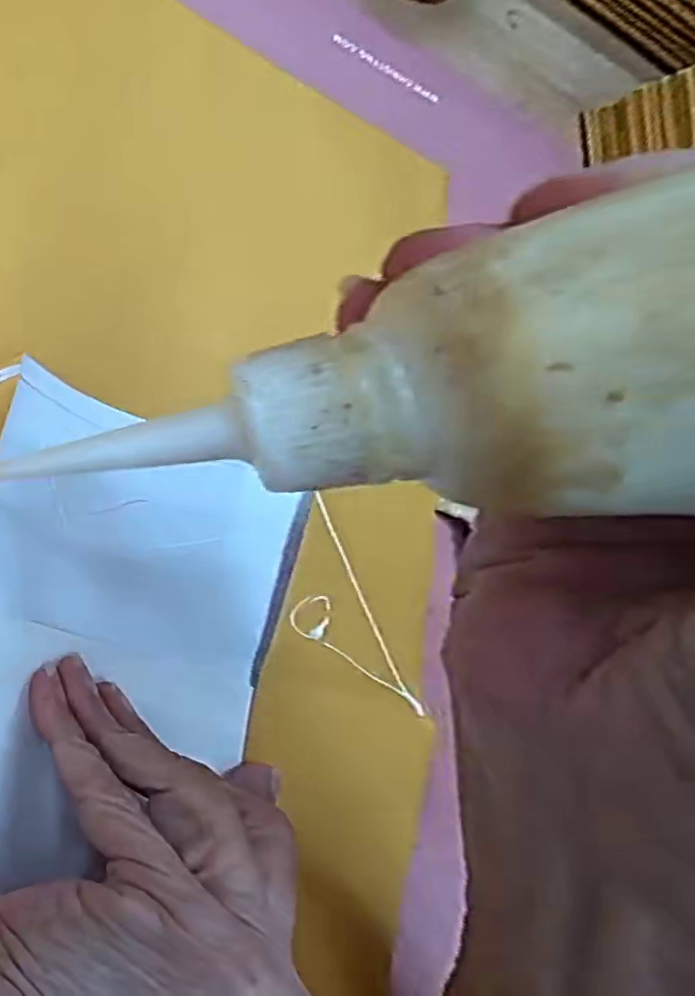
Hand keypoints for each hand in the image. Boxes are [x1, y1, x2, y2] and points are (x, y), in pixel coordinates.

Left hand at [0, 654, 306, 995]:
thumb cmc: (63, 980)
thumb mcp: (145, 938)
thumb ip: (171, 885)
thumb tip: (205, 819)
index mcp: (252, 963)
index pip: (267, 862)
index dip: (248, 803)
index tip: (249, 770)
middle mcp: (251, 956)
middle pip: (226, 820)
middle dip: (161, 745)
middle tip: (110, 694)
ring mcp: (211, 935)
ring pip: (170, 794)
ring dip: (111, 724)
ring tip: (72, 682)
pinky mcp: (153, 908)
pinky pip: (105, 797)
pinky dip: (70, 741)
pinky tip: (48, 706)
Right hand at [339, 151, 694, 994]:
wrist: (622, 823)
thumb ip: (668, 427)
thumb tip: (644, 329)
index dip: (668, 237)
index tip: (593, 210)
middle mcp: (687, 442)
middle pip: (632, 324)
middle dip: (569, 259)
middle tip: (500, 232)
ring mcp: (615, 476)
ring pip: (542, 358)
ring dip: (474, 305)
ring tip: (405, 273)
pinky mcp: (517, 511)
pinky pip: (465, 422)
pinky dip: (414, 378)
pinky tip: (370, 331)